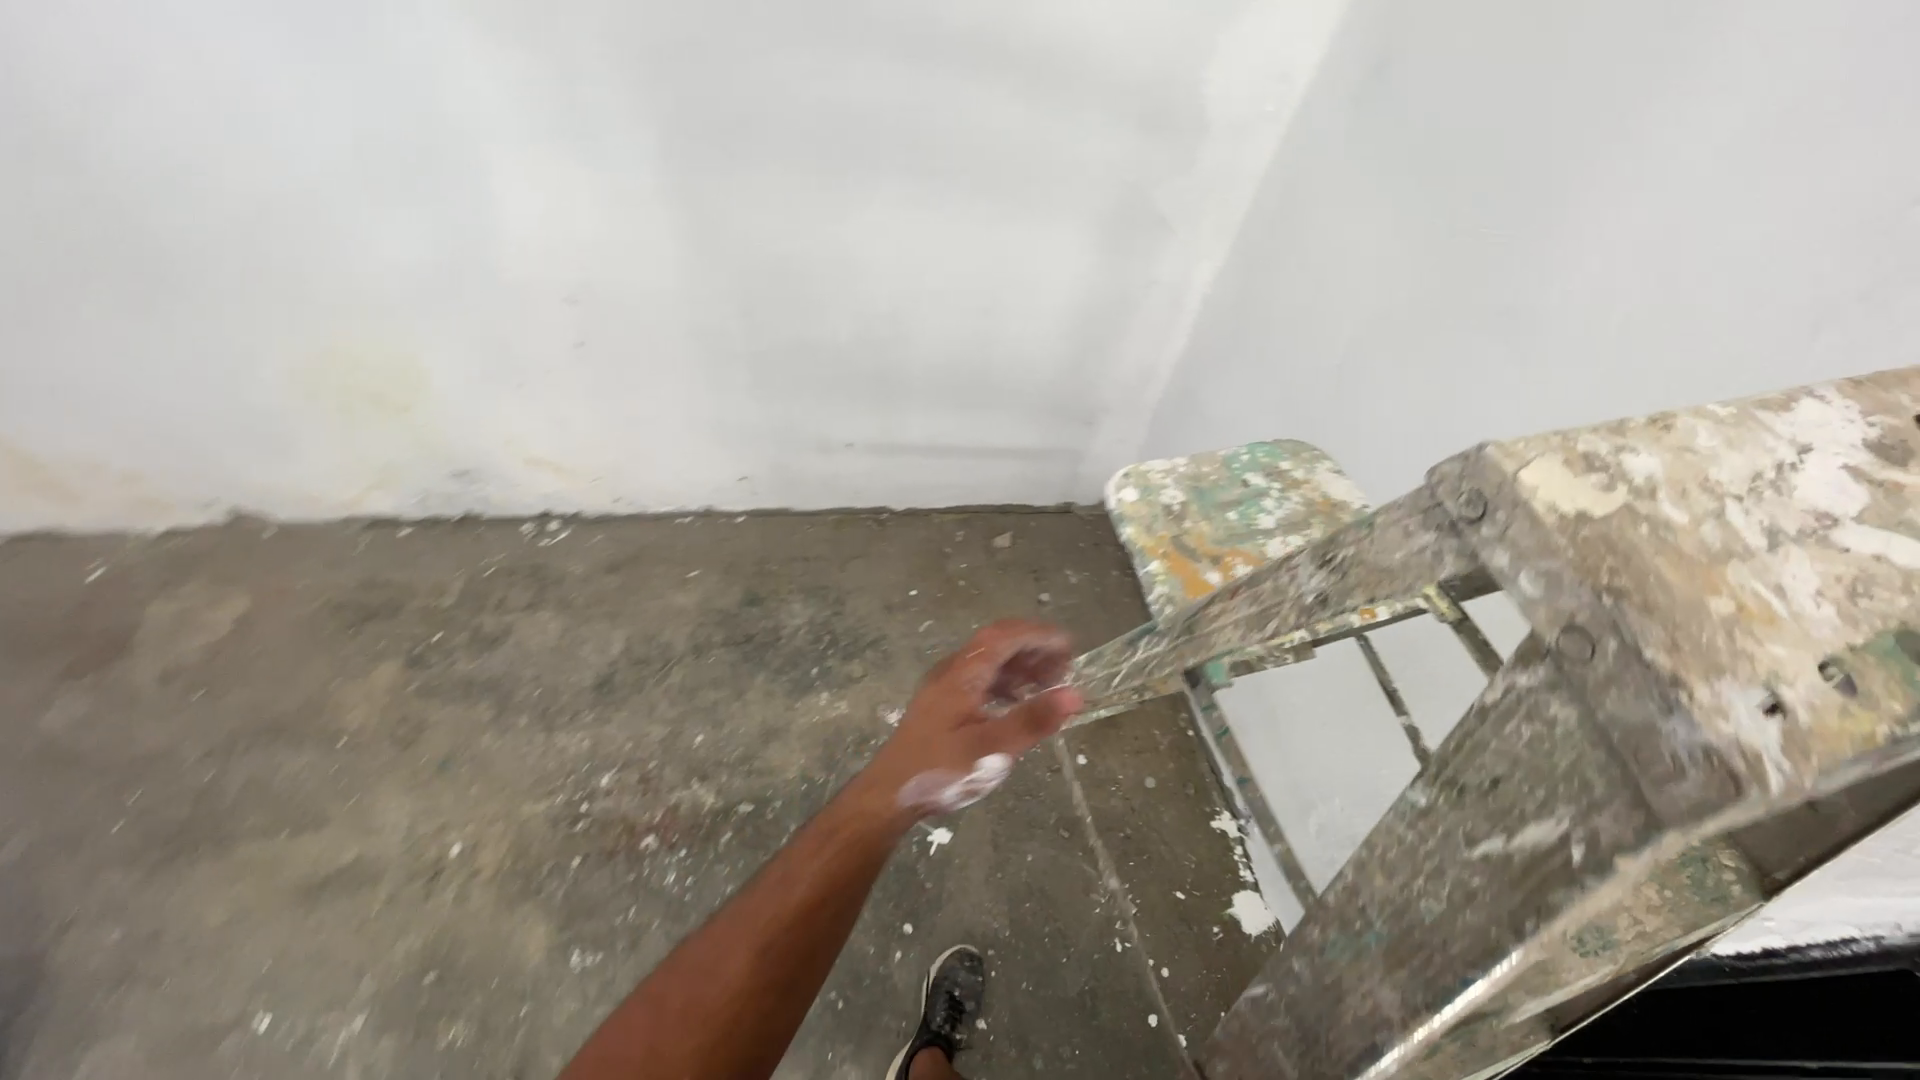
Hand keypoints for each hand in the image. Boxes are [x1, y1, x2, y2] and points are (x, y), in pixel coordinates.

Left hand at [861, 619, 1084, 821]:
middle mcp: (952, 671)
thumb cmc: (939, 770)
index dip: (1039, 635)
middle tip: (1065, 671)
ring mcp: (945, 687)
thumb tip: (1074, 695)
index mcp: (962, 674)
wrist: (889, 794)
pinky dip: (1006, 683)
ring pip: (989, 661)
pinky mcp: (943, 704)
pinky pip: (980, 679)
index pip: (1004, 636)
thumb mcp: (992, 749)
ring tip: (1049, 687)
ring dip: (1021, 667)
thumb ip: (1032, 720)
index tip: (1070, 646)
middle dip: (1034, 650)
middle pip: (997, 644)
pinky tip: (1019, 704)